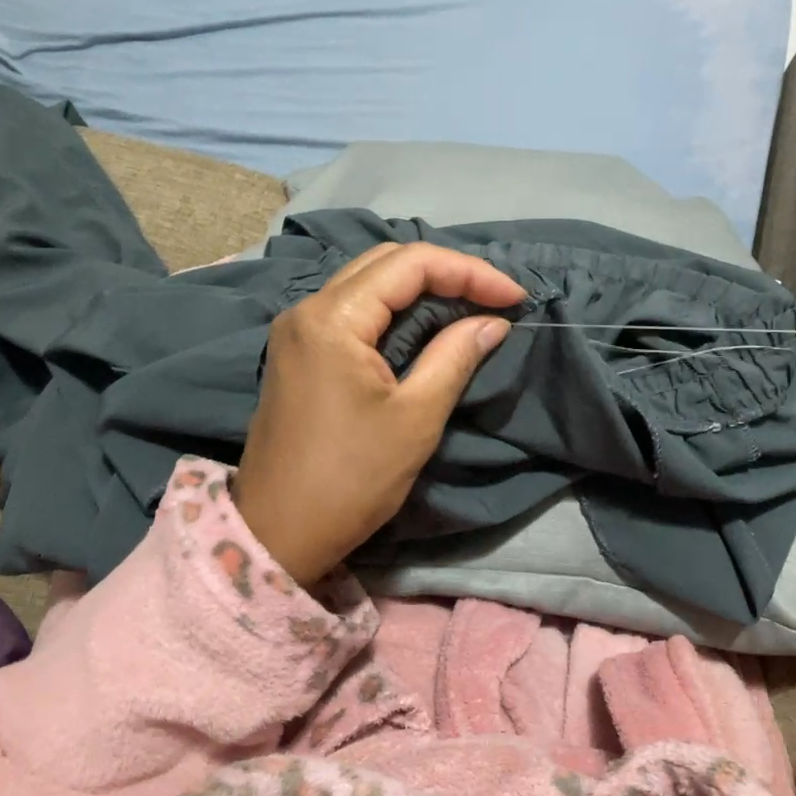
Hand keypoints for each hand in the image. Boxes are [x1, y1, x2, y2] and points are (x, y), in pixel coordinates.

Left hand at [230, 242, 525, 586]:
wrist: (279, 532)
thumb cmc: (351, 479)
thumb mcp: (415, 418)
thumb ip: (454, 357)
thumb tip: (493, 321)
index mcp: (333, 318)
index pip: (411, 264)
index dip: (470, 272)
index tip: (516, 297)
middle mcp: (308, 309)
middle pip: (386, 263)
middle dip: (447, 273)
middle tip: (496, 299)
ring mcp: (298, 330)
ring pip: (368, 283)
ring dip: (422, 288)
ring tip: (472, 307)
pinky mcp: (298, 353)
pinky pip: (353, 310)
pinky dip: (395, 310)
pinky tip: (427, 326)